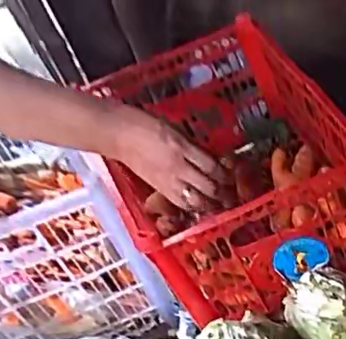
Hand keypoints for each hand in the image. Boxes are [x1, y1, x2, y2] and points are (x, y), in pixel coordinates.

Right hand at [109, 109, 229, 213]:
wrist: (114, 132)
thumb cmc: (142, 124)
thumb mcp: (172, 129)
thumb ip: (191, 145)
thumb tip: (211, 159)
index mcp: (180, 146)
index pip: (211, 167)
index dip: (225, 176)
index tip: (230, 177)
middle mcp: (177, 167)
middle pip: (208, 188)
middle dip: (222, 194)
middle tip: (229, 195)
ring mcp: (169, 181)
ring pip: (198, 201)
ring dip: (211, 204)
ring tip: (218, 203)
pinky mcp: (161, 190)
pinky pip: (183, 204)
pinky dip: (195, 207)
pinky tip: (200, 206)